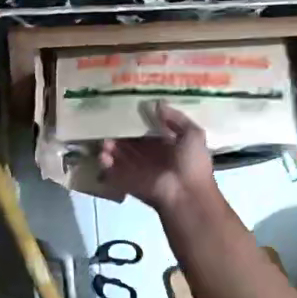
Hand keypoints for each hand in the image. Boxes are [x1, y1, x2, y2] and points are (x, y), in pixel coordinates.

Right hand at [98, 102, 216, 215]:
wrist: (186, 194)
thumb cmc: (192, 163)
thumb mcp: (193, 134)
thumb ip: (176, 118)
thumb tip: (157, 103)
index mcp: (166, 146)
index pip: (147, 131)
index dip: (136, 121)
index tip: (124, 107)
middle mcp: (150, 156)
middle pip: (130, 142)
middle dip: (119, 132)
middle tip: (108, 120)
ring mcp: (137, 169)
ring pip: (118, 154)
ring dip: (110, 146)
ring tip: (105, 139)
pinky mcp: (127, 181)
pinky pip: (112, 171)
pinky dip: (105, 163)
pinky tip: (103, 155)